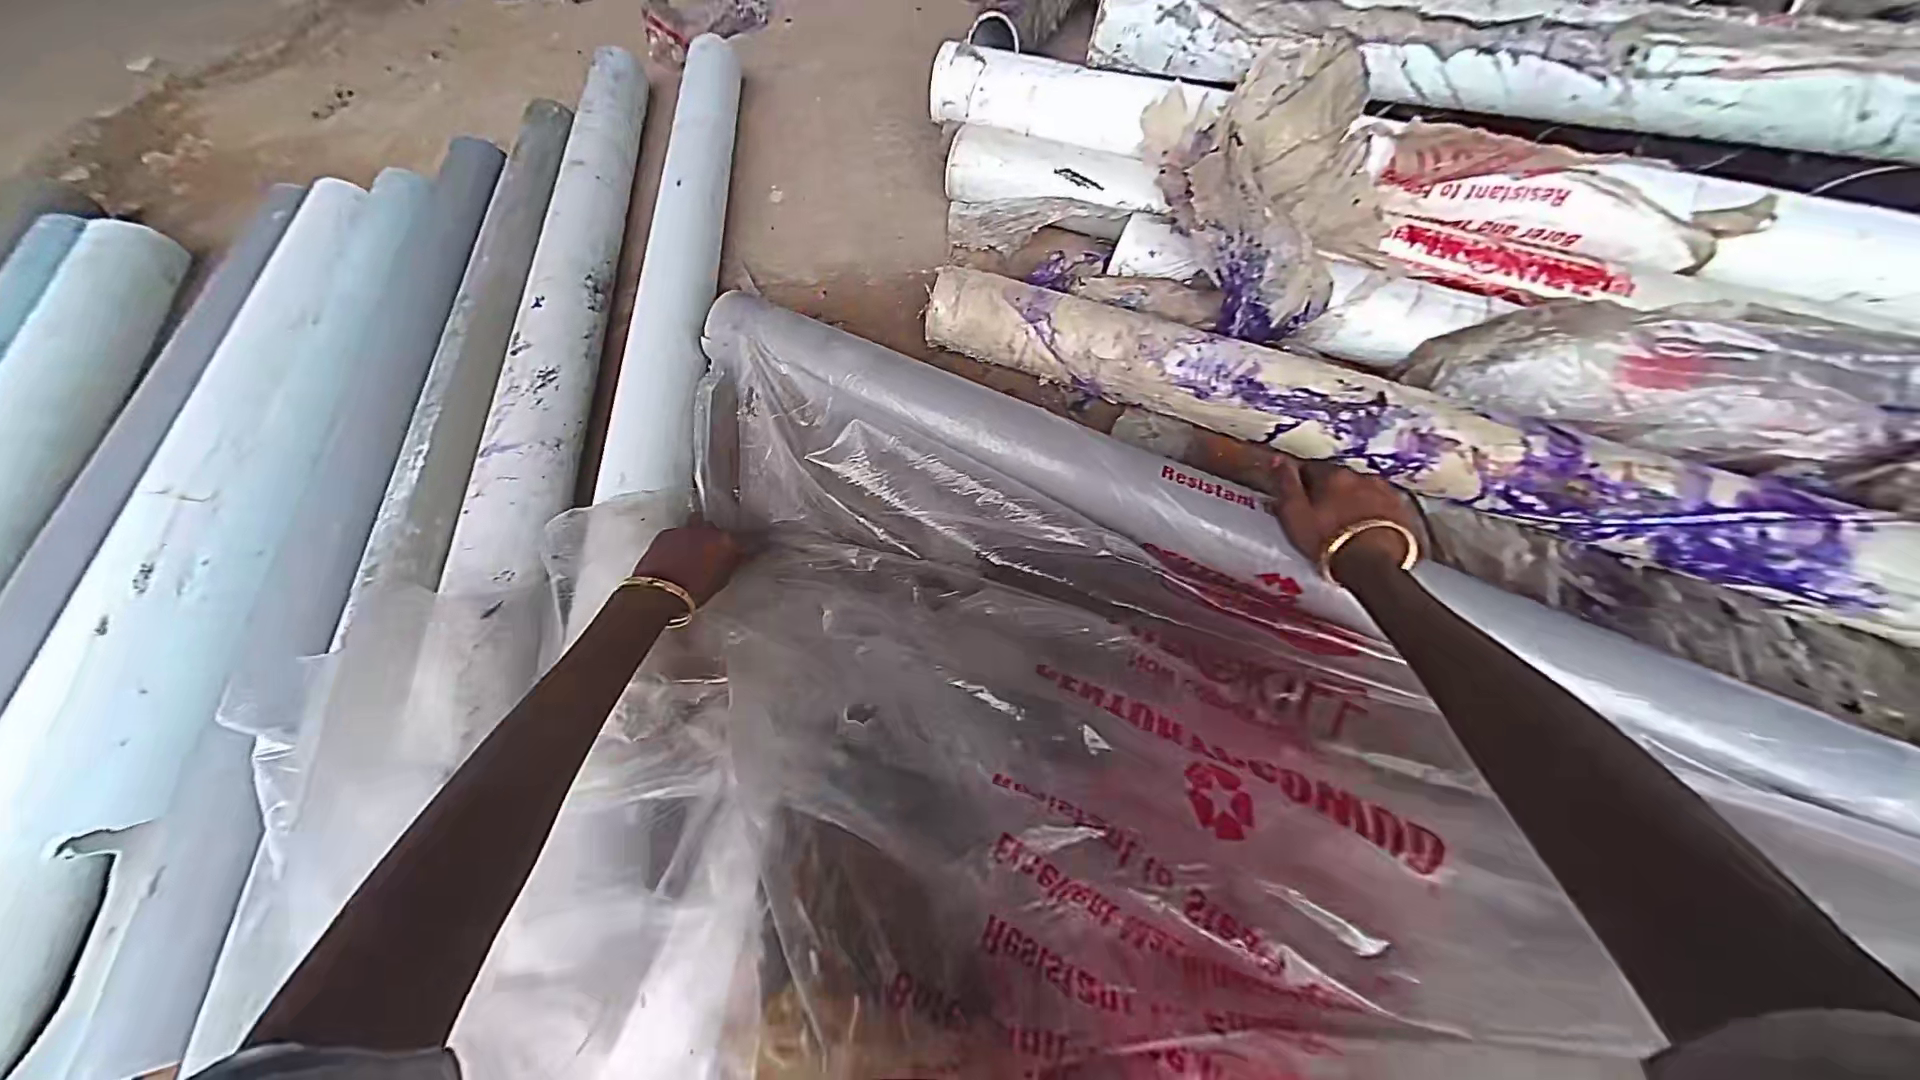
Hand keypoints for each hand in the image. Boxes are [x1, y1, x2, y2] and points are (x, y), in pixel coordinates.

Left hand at [632, 521, 747, 604]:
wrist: (661, 592)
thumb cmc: (693, 591)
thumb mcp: (722, 579)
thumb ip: (732, 562)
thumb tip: (737, 557)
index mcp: (728, 542)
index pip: (747, 540)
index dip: (750, 545)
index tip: (753, 547)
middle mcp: (710, 530)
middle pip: (718, 530)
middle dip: (717, 539)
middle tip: (714, 554)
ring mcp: (688, 529)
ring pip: (698, 525)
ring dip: (699, 535)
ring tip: (695, 550)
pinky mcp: (668, 532)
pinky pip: (679, 532)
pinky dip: (680, 541)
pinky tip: (677, 554)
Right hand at [1268, 458, 1421, 579]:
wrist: (1373, 564)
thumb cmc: (1325, 539)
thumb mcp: (1294, 514)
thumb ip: (1286, 485)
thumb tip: (1278, 459)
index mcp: (1331, 475)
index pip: (1309, 469)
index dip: (1300, 483)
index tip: (1296, 498)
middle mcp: (1360, 476)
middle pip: (1338, 478)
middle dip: (1328, 490)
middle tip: (1320, 512)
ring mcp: (1385, 491)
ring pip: (1361, 489)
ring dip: (1352, 499)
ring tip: (1344, 520)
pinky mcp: (1403, 508)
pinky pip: (1380, 503)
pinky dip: (1371, 509)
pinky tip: (1365, 525)